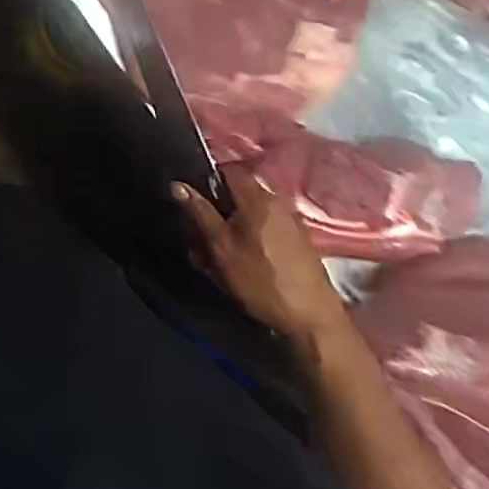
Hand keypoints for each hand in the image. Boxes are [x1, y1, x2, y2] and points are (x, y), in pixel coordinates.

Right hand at [173, 165, 349, 335]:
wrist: (311, 319)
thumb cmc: (261, 280)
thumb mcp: (221, 247)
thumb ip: (199, 213)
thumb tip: (177, 185)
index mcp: (257, 198)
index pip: (227, 169)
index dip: (205, 179)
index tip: (190, 201)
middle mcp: (276, 201)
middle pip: (235, 194)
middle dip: (212, 214)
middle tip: (198, 243)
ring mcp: (289, 221)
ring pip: (247, 215)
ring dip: (227, 231)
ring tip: (215, 262)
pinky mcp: (297, 241)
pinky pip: (263, 228)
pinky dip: (246, 240)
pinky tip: (238, 266)